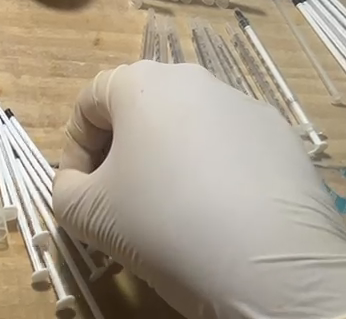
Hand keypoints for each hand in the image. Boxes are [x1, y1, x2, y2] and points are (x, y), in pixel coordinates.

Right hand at [52, 61, 345, 318]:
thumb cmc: (165, 226)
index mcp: (138, 82)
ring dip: (171, 158)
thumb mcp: (90, 217)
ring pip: (188, 125)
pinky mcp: (279, 133)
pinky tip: (223, 216)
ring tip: (177, 213)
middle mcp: (189, 78)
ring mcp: (240, 101)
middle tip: (124, 202)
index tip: (82, 194)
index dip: (76, 150)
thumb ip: (66, 191)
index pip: (89, 102)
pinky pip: (232, 145)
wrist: (272, 268)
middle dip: (124, 151)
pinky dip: (218, 171)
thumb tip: (76, 185)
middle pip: (140, 108)